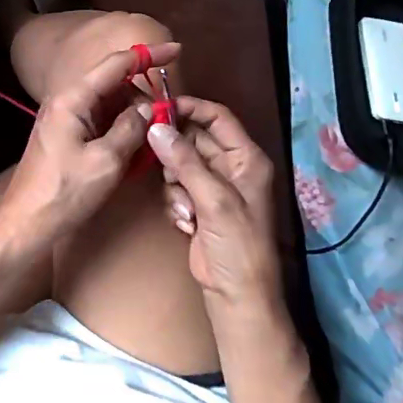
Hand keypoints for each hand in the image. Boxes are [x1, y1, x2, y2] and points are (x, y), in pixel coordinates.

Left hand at [0, 42, 181, 248]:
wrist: (26, 223)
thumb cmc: (64, 192)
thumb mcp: (107, 161)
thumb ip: (131, 128)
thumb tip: (148, 108)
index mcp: (73, 99)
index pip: (116, 64)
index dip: (148, 56)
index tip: (177, 50)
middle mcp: (67, 102)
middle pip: (114, 84)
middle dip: (143, 97)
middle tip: (167, 118)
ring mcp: (66, 120)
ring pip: (110, 105)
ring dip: (134, 117)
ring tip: (153, 139)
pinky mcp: (68, 137)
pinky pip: (101, 123)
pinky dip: (121, 131)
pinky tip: (136, 150)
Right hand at [146, 97, 282, 306]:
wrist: (236, 294)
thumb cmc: (237, 244)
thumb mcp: (213, 199)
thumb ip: (184, 161)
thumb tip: (156, 128)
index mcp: (246, 159)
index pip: (218, 117)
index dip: (191, 108)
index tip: (159, 108)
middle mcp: (231, 168)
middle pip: (194, 139)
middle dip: (175, 151)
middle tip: (157, 159)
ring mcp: (213, 187)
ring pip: (179, 164)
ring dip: (174, 183)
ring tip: (184, 207)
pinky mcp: (197, 206)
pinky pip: (175, 187)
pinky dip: (174, 201)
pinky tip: (184, 222)